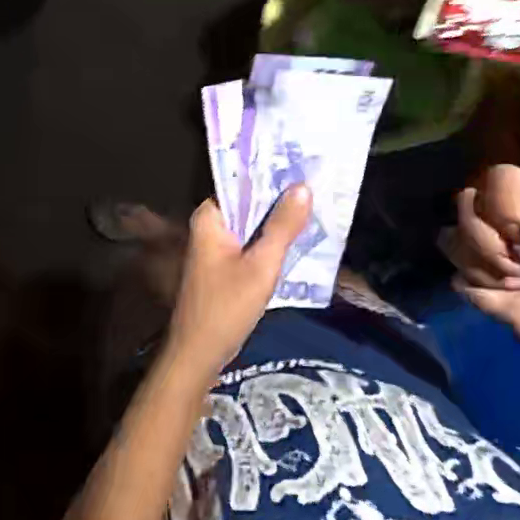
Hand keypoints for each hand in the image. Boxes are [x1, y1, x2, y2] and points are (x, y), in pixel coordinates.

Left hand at [165, 186, 311, 373]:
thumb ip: (282, 226)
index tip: (305, 165)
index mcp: (210, 217)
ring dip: (279, 221)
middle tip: (320, 185)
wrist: (198, 354)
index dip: (274, 174)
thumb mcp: (261, 265)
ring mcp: (216, 246)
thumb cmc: (226, 307)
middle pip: (250, 203)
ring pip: (253, 224)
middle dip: (281, 198)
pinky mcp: (224, 265)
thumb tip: (303, 186)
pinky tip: (299, 239)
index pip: (243, 182)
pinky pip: (251, 243)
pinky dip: (271, 242)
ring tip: (317, 206)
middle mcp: (209, 225)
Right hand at [443, 165, 519, 378]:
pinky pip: (455, 277)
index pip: (503, 178)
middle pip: (467, 201)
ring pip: (451, 235)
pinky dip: (473, 288)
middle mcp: (517, 230)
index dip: (504, 202)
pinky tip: (502, 301)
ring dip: (477, 261)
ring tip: (512, 285)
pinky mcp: (485, 293)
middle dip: (483, 235)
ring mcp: (498, 261)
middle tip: (517, 265)